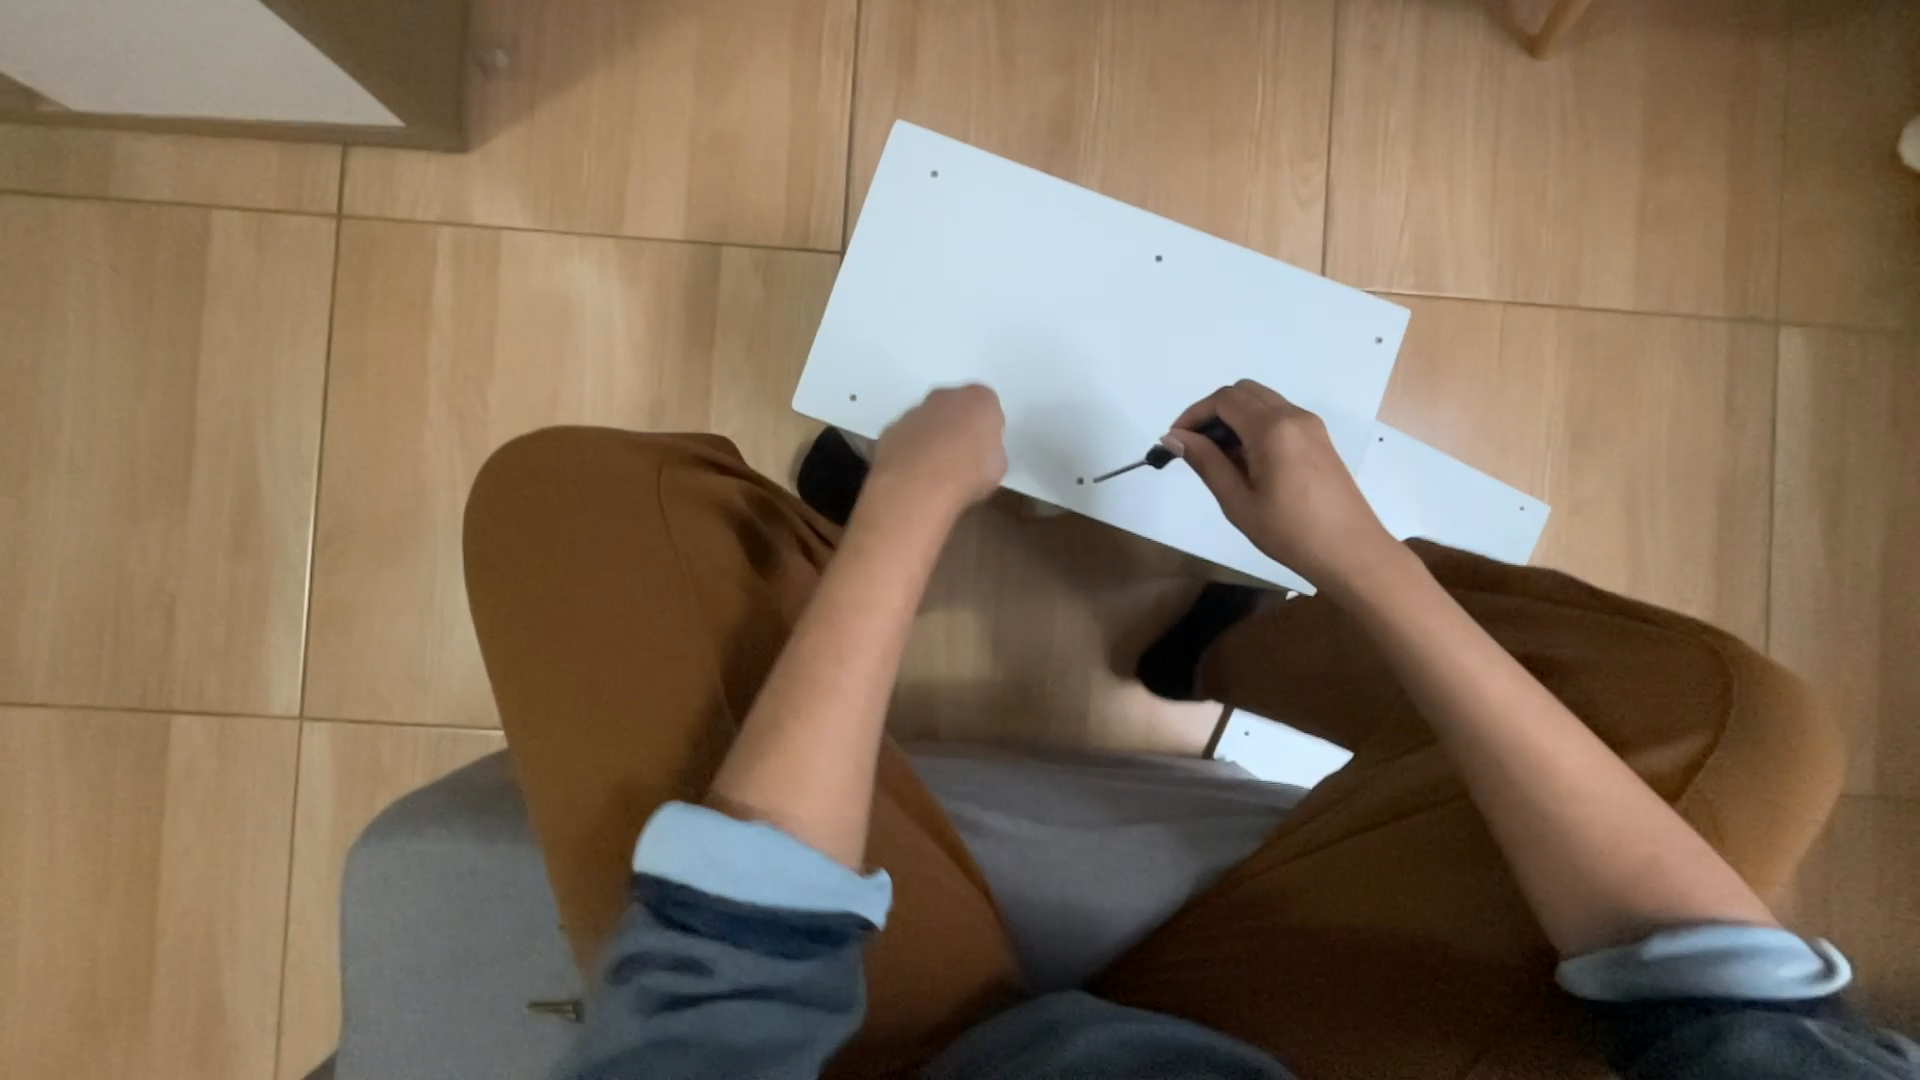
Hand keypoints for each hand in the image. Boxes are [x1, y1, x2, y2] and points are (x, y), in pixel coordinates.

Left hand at [869, 384, 1007, 513]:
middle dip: (957, 428)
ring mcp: (913, 411)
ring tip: (935, 473)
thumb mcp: (998, 467)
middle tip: (961, 459)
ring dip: (932, 440)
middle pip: (955, 408)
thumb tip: (979, 453)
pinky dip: (910, 452)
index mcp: (979, 398)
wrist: (917, 486)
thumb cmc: (968, 474)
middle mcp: (944, 396)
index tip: (984, 451)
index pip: (988, 407)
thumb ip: (991, 450)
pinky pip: (906, 438)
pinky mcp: (890, 430)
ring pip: (927, 422)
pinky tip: (914, 476)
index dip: (987, 430)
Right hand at [1166, 380, 1400, 593]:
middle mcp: (1293, 416)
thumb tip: (1174, 437)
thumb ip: (1206, 462)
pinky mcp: (1318, 438)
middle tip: (1194, 447)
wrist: (1350, 551)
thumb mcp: (1237, 501)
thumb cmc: (1289, 531)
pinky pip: (1277, 416)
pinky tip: (1246, 461)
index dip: (1193, 415)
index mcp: (1272, 428)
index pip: (1223, 400)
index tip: (1175, 442)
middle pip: (1242, 392)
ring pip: (1261, 401)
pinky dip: (1253, 425)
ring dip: (1233, 418)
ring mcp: (1310, 425)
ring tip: (1218, 458)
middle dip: (1211, 412)